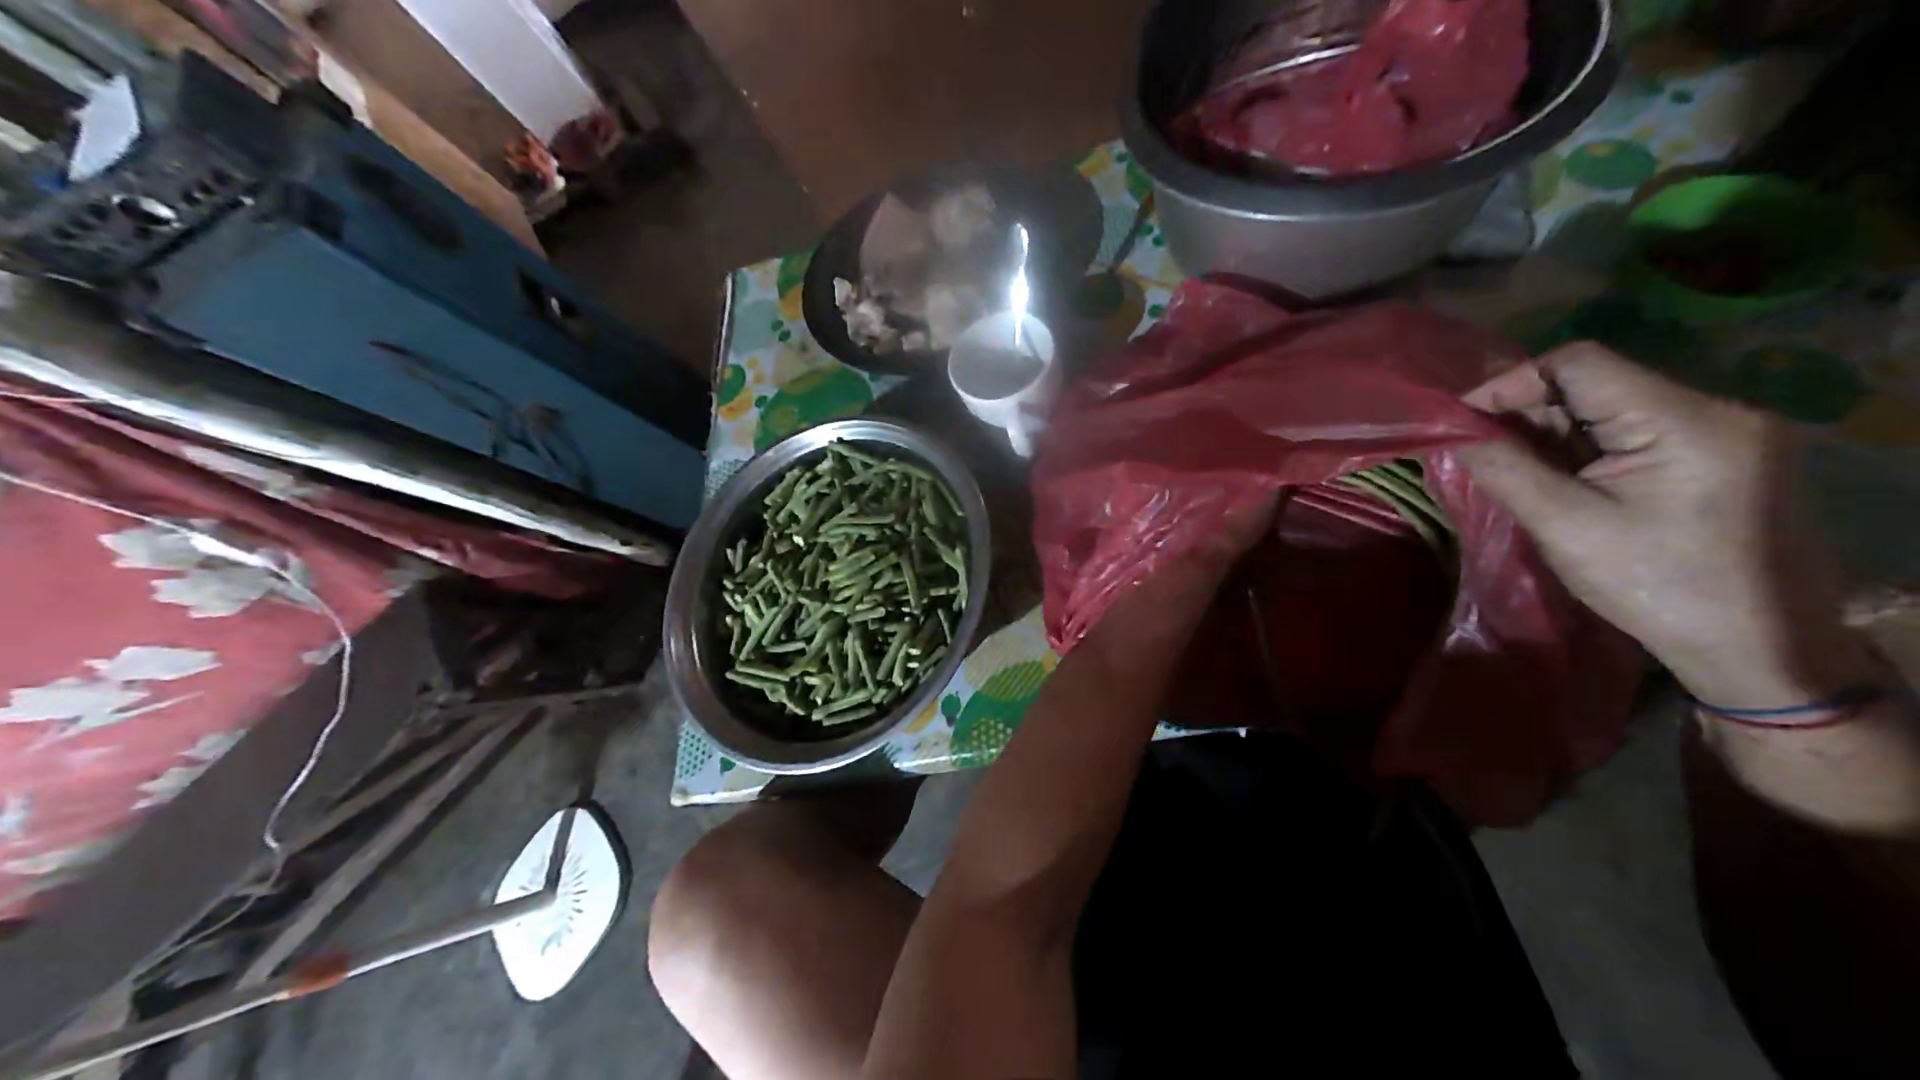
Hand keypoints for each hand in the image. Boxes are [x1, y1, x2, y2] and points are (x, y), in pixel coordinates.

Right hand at [1458, 342, 1874, 709]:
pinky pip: (1630, 433)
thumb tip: (1450, 431)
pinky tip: (1555, 478)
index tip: (1460, 421)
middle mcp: (1715, 410)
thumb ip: (1505, 469)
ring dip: (1550, 433)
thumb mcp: (1565, 527)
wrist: (1760, 648)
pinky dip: (1580, 449)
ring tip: (1509, 468)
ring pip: (1609, 408)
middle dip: (1525, 412)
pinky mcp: (1720, 455)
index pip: (1580, 363)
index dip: (1509, 383)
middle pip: (1595, 383)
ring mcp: (1722, 432)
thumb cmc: (1658, 587)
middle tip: (1476, 451)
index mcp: (1687, 420)